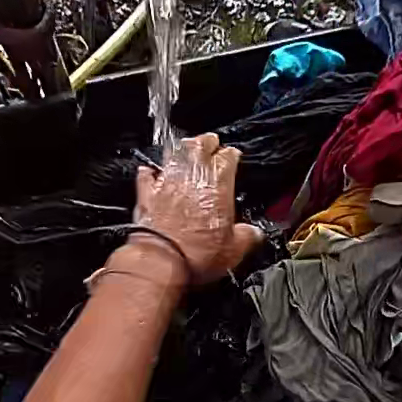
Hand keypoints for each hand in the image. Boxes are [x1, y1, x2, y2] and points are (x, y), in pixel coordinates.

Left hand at [127, 132, 264, 284]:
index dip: (232, 155)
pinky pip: (146, 176)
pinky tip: (150, 172)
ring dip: (181, 150)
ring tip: (185, 147)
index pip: (228, 158)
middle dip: (207, 141)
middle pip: (199, 146)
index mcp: (219, 185)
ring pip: (174, 154)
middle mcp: (192, 177)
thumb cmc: (199, 254)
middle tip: (210, 140)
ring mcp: (167, 183)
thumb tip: (254, 233)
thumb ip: (247, 236)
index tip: (233, 156)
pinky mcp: (147, 195)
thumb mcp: (235, 249)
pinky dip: (149, 173)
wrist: (162, 260)